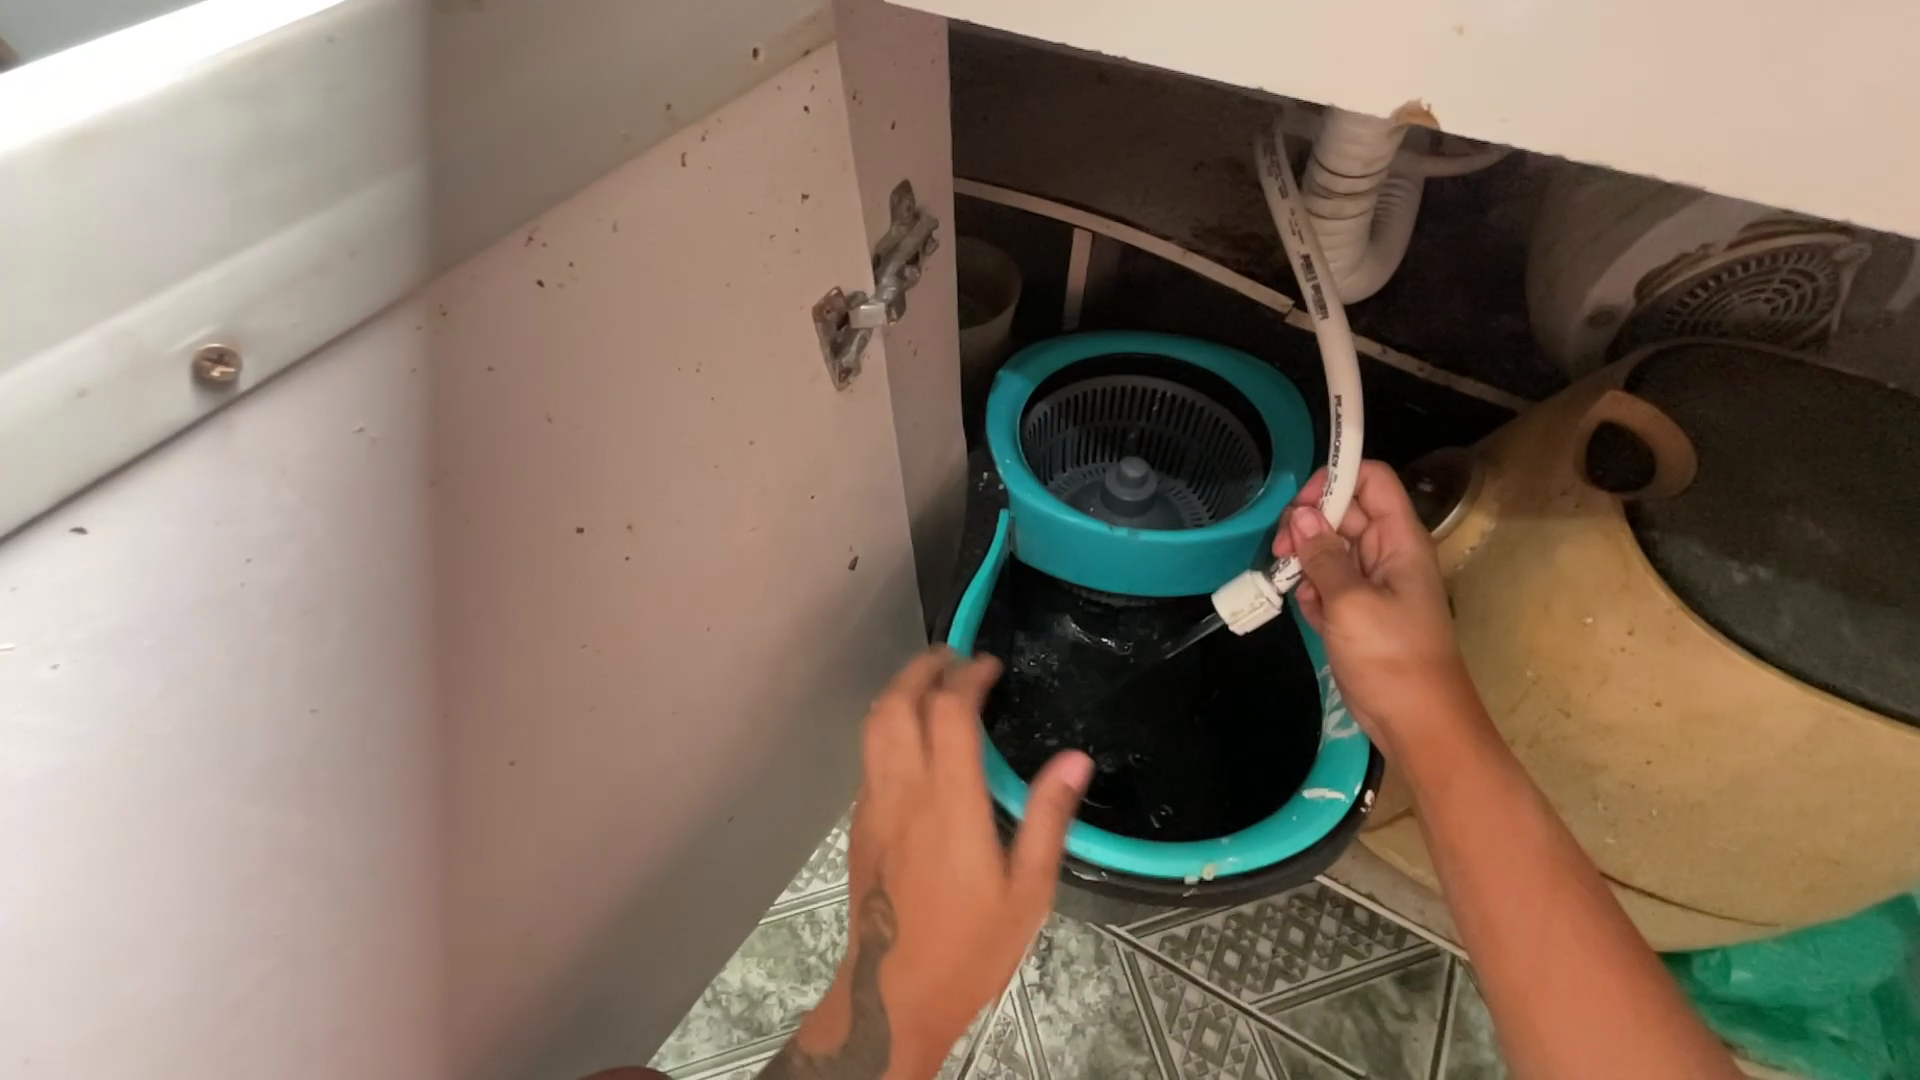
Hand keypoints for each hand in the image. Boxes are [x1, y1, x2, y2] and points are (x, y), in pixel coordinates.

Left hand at [768, 650, 1093, 1079]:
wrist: (892, 998)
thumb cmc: (970, 947)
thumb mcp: (1029, 890)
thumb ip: (1049, 818)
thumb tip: (1076, 758)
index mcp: (949, 801)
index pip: (949, 711)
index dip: (968, 676)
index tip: (989, 664)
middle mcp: (903, 790)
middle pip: (896, 703)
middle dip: (921, 668)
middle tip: (953, 657)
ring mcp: (873, 805)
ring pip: (873, 724)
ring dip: (899, 691)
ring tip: (931, 683)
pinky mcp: (860, 823)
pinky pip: (869, 754)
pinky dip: (887, 724)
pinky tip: (912, 737)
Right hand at [1271, 461, 1481, 757]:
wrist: (1416, 720)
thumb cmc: (1391, 656)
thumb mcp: (1350, 601)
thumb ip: (1322, 556)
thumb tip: (1299, 516)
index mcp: (1399, 540)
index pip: (1371, 481)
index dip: (1334, 480)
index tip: (1297, 505)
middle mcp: (1385, 553)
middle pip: (1343, 512)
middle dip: (1308, 524)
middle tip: (1281, 551)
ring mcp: (1371, 582)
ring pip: (1329, 548)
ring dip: (1306, 562)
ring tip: (1295, 586)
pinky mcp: (1356, 609)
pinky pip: (1326, 582)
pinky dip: (1312, 591)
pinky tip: (1310, 612)